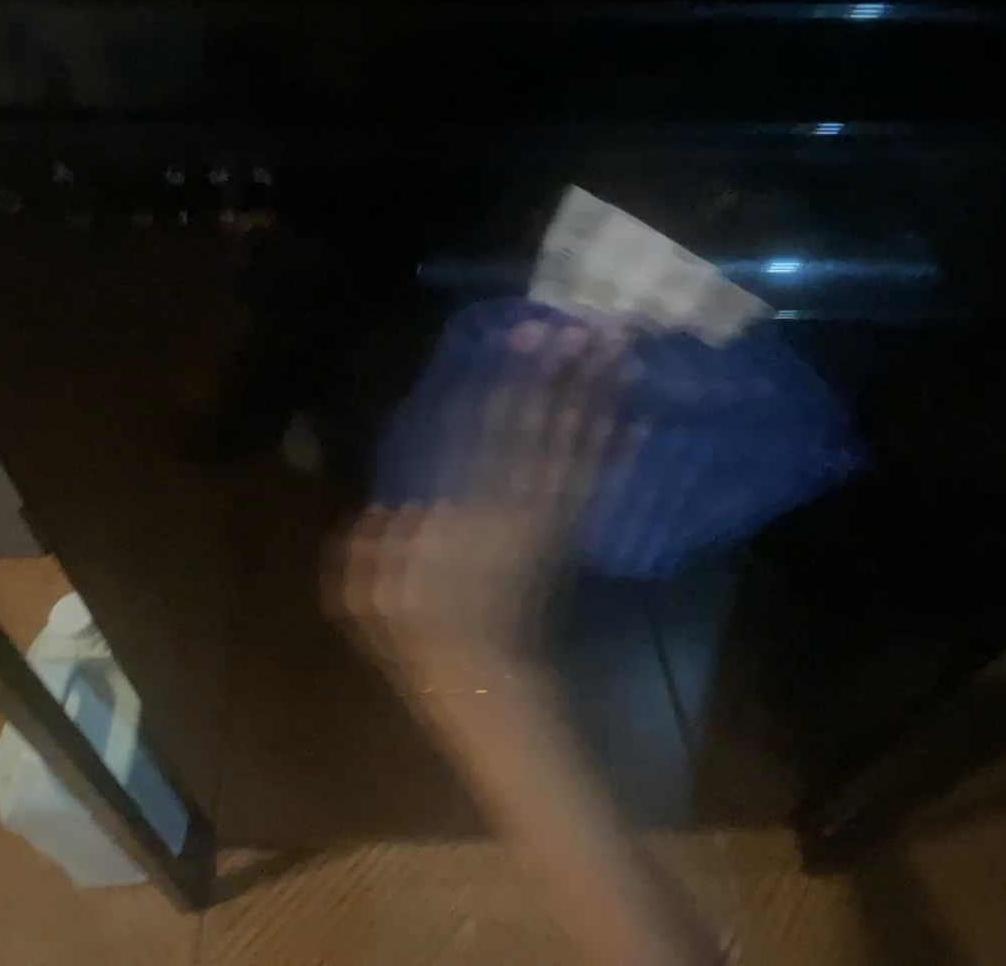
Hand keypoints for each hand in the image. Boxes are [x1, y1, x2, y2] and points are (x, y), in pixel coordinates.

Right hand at [332, 319, 631, 688]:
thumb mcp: (369, 594)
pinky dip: (616, 451)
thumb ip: (372, 545)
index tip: (529, 338)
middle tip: (589, 327)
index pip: (487, 434)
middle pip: (541, 429)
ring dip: (596, 399)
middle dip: (564, 377)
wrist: (483, 678)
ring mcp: (546, 518)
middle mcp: (512, 505)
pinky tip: (636, 420)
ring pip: (573, 448)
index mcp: (462, 513)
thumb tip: (389, 506)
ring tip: (618, 352)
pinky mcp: (566, 533)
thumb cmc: (419, 634)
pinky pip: (594, 485)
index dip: (511, 384)